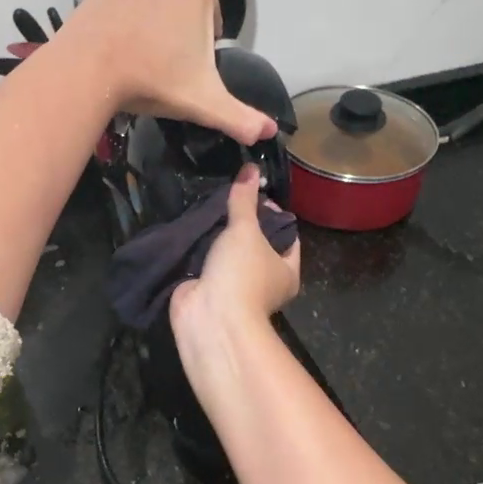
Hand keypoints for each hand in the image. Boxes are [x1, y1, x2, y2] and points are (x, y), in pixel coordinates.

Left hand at [56, 0, 276, 145]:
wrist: (87, 69)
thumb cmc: (152, 80)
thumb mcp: (204, 103)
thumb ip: (240, 118)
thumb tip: (268, 133)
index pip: (214, 18)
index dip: (204, 48)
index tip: (187, 69)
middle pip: (187, 6)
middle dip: (181, 33)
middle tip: (164, 66)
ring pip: (158, 1)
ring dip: (156, 24)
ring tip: (143, 58)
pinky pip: (130, 1)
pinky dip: (130, 20)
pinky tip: (122, 47)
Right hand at [170, 164, 300, 334]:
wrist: (209, 316)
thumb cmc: (241, 273)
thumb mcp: (246, 229)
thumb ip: (245, 200)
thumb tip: (251, 168)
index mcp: (287, 272)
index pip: (288, 237)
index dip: (275, 215)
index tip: (257, 197)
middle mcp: (266, 283)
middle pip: (258, 245)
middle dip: (244, 225)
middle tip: (230, 198)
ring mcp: (237, 289)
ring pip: (231, 255)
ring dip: (220, 237)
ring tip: (210, 209)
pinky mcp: (211, 292)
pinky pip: (209, 265)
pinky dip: (202, 251)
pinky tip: (194, 229)